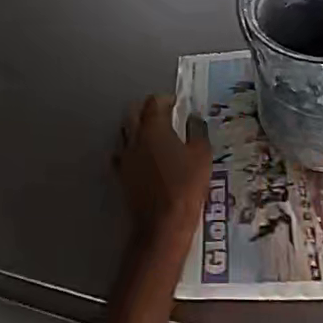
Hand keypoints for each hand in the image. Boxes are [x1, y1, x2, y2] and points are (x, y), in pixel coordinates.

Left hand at [117, 95, 210, 244]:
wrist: (163, 223)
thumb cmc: (186, 186)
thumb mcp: (202, 155)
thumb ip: (197, 132)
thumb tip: (193, 118)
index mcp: (154, 127)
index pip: (154, 102)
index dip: (165, 99)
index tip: (176, 103)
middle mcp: (135, 136)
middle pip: (134, 112)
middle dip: (147, 109)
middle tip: (161, 113)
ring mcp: (125, 155)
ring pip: (125, 131)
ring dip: (136, 127)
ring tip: (151, 133)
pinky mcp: (121, 173)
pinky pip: (121, 153)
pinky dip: (130, 149)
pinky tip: (140, 155)